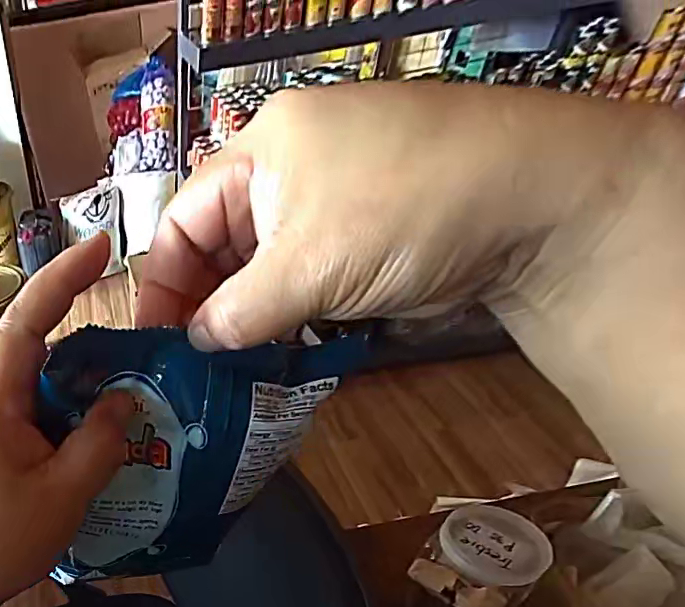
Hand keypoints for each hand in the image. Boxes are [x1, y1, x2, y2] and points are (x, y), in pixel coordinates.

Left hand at [0, 235, 129, 606]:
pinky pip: (36, 414)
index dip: (61, 281)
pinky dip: (69, 415)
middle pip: (37, 352)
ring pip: (40, 387)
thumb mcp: (64, 494)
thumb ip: (100, 442)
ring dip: (82, 388)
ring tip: (128, 398)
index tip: (98, 248)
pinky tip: (100, 433)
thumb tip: (125, 400)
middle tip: (137, 353)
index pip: (26, 325)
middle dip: (87, 346)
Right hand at [135, 82, 652, 348]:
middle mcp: (284, 177)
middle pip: (219, 249)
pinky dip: (283, 322)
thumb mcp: (308, 264)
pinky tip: (272, 357)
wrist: (526, 207)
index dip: (164, 283)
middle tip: (194, 370)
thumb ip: (241, 311)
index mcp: (260, 154)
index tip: (158, 344)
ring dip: (244, 322)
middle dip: (204, 308)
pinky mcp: (356, 247)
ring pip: (260, 274)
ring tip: (228, 373)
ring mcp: (324, 212)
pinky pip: (299, 287)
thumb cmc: (404, 212)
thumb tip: (197, 344)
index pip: (184, 220)